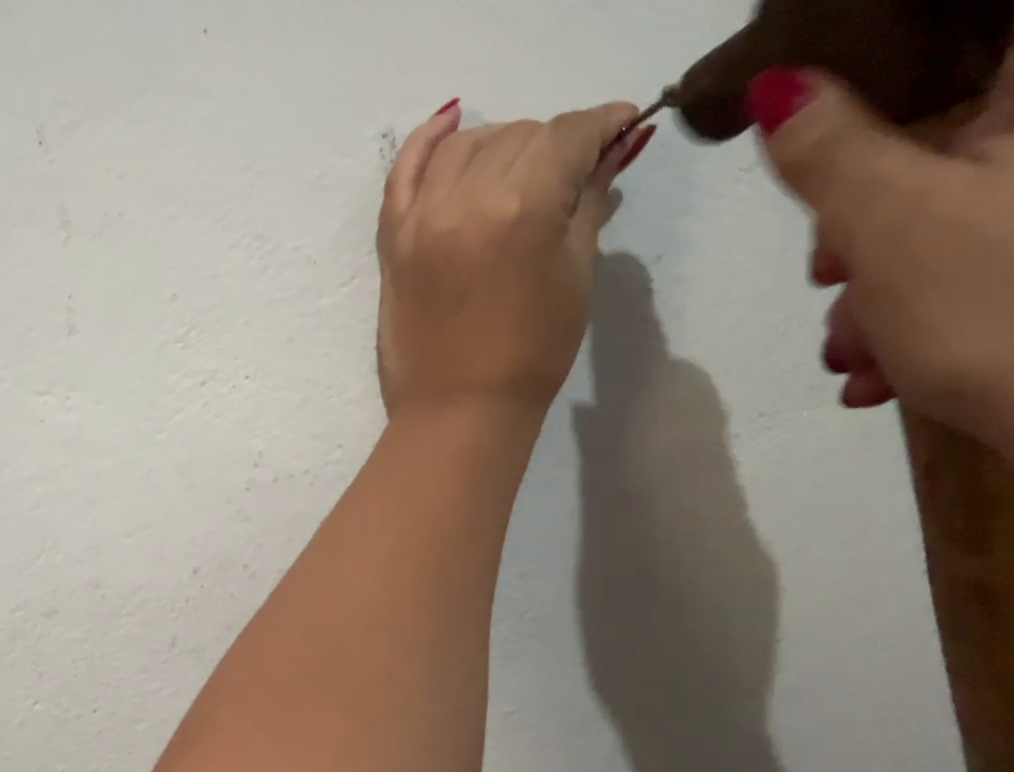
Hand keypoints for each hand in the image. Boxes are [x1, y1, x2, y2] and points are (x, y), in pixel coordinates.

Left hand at [376, 99, 653, 419]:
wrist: (457, 409)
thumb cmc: (531, 353)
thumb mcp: (575, 274)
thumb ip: (585, 203)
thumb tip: (607, 152)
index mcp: (522, 206)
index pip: (567, 136)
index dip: (602, 125)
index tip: (621, 127)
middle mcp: (465, 199)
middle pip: (518, 136)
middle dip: (553, 144)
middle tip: (573, 169)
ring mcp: (420, 217)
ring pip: (465, 146)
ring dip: (500, 142)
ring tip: (521, 165)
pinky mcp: (392, 239)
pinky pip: (403, 171)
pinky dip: (426, 141)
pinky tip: (450, 120)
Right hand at [752, 36, 1013, 453]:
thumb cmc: (991, 304)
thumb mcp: (885, 220)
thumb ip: (826, 150)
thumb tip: (774, 80)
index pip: (987, 49)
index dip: (902, 83)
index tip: (840, 140)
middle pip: (936, 170)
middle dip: (860, 235)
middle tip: (826, 281)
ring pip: (941, 243)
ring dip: (873, 300)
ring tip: (848, 356)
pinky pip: (968, 294)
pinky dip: (912, 332)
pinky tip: (879, 377)